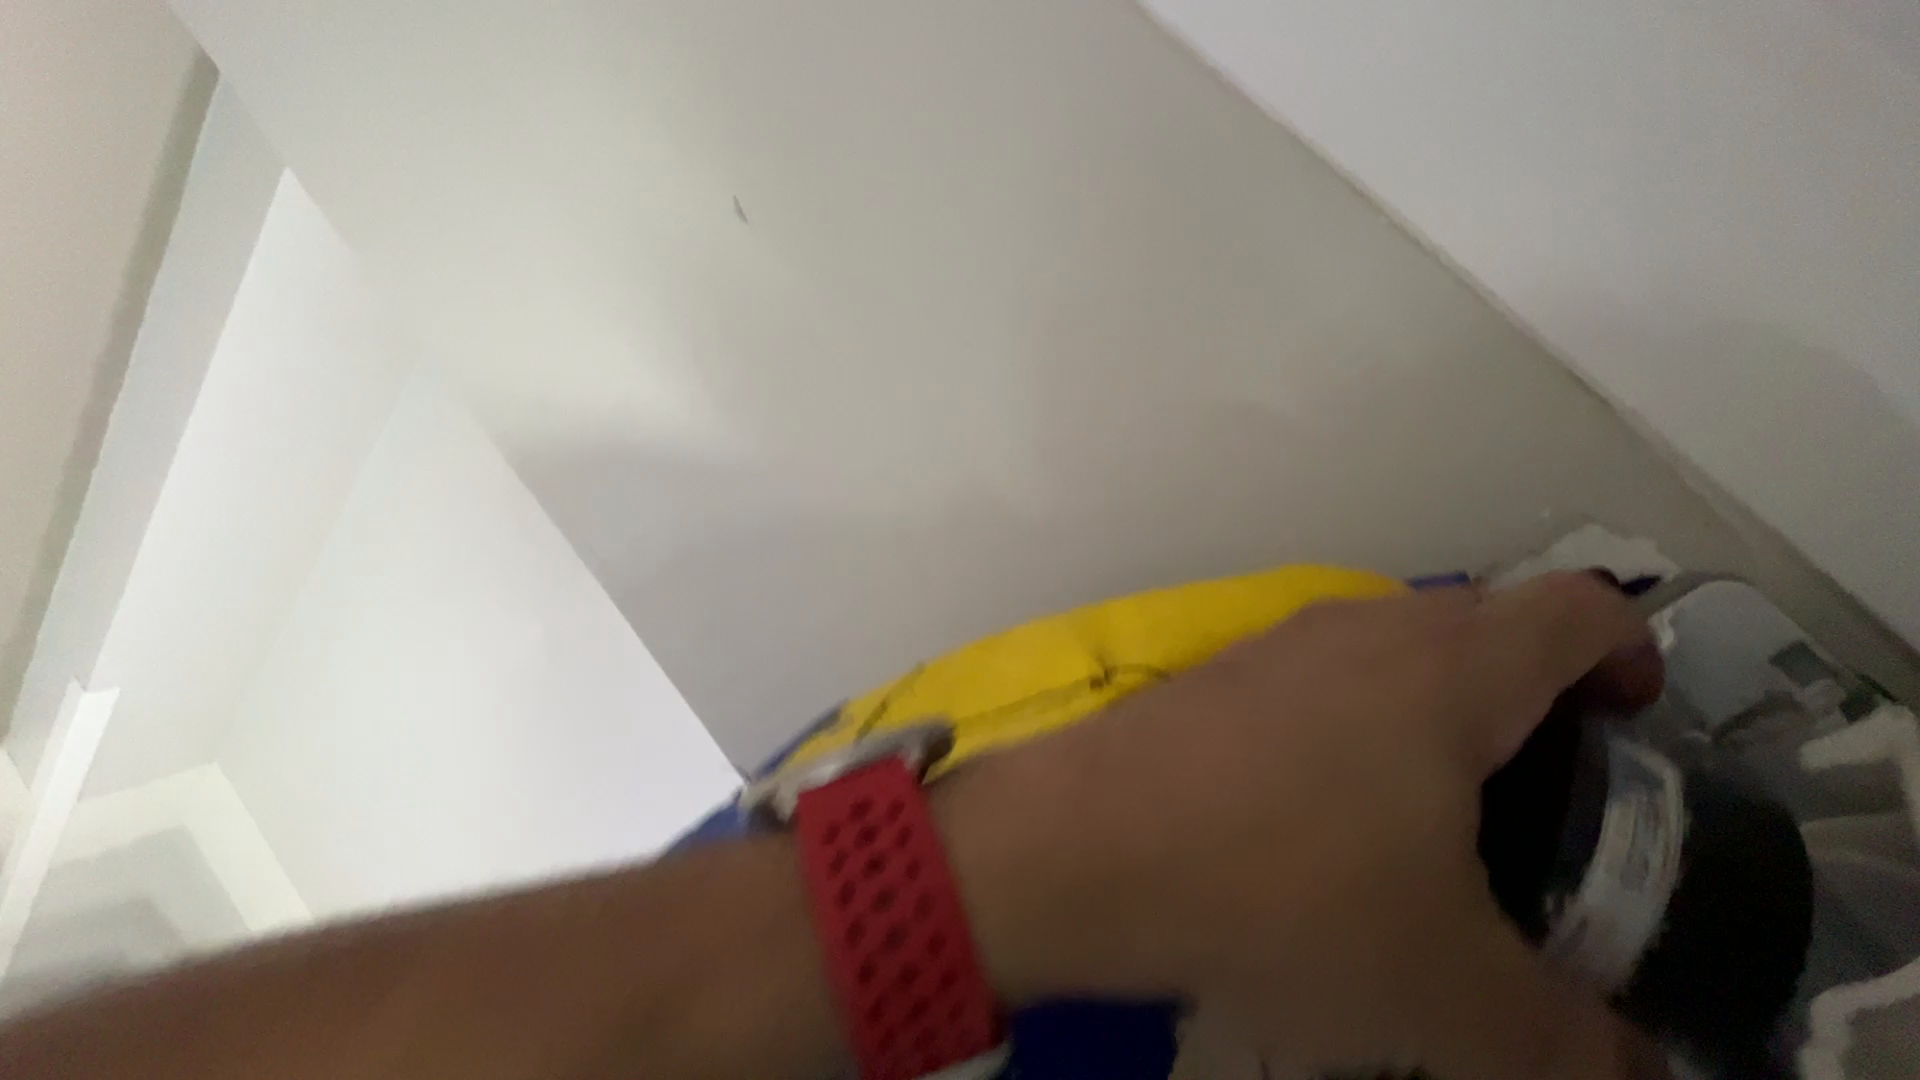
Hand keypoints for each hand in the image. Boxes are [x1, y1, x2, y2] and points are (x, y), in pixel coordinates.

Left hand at [940, 572, 1669, 1079]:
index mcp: (1445, 667)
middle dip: (1529, 700)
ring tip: (1429, 821)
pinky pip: (1310, 682)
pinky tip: (1317, 815)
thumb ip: (1565, 1037)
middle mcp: (1357, 629)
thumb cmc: (1283, 890)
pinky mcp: (1210, 676)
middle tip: (1537, 801)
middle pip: (1479, 627)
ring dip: (1427, 717)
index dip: (1628, 654)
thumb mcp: (1448, 988)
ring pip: (1387, 654)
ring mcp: (1271, 644)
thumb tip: (1628, 1072)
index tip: (1630, 728)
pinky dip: (1344, 729)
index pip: (1574, 609)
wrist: (1083, 845)